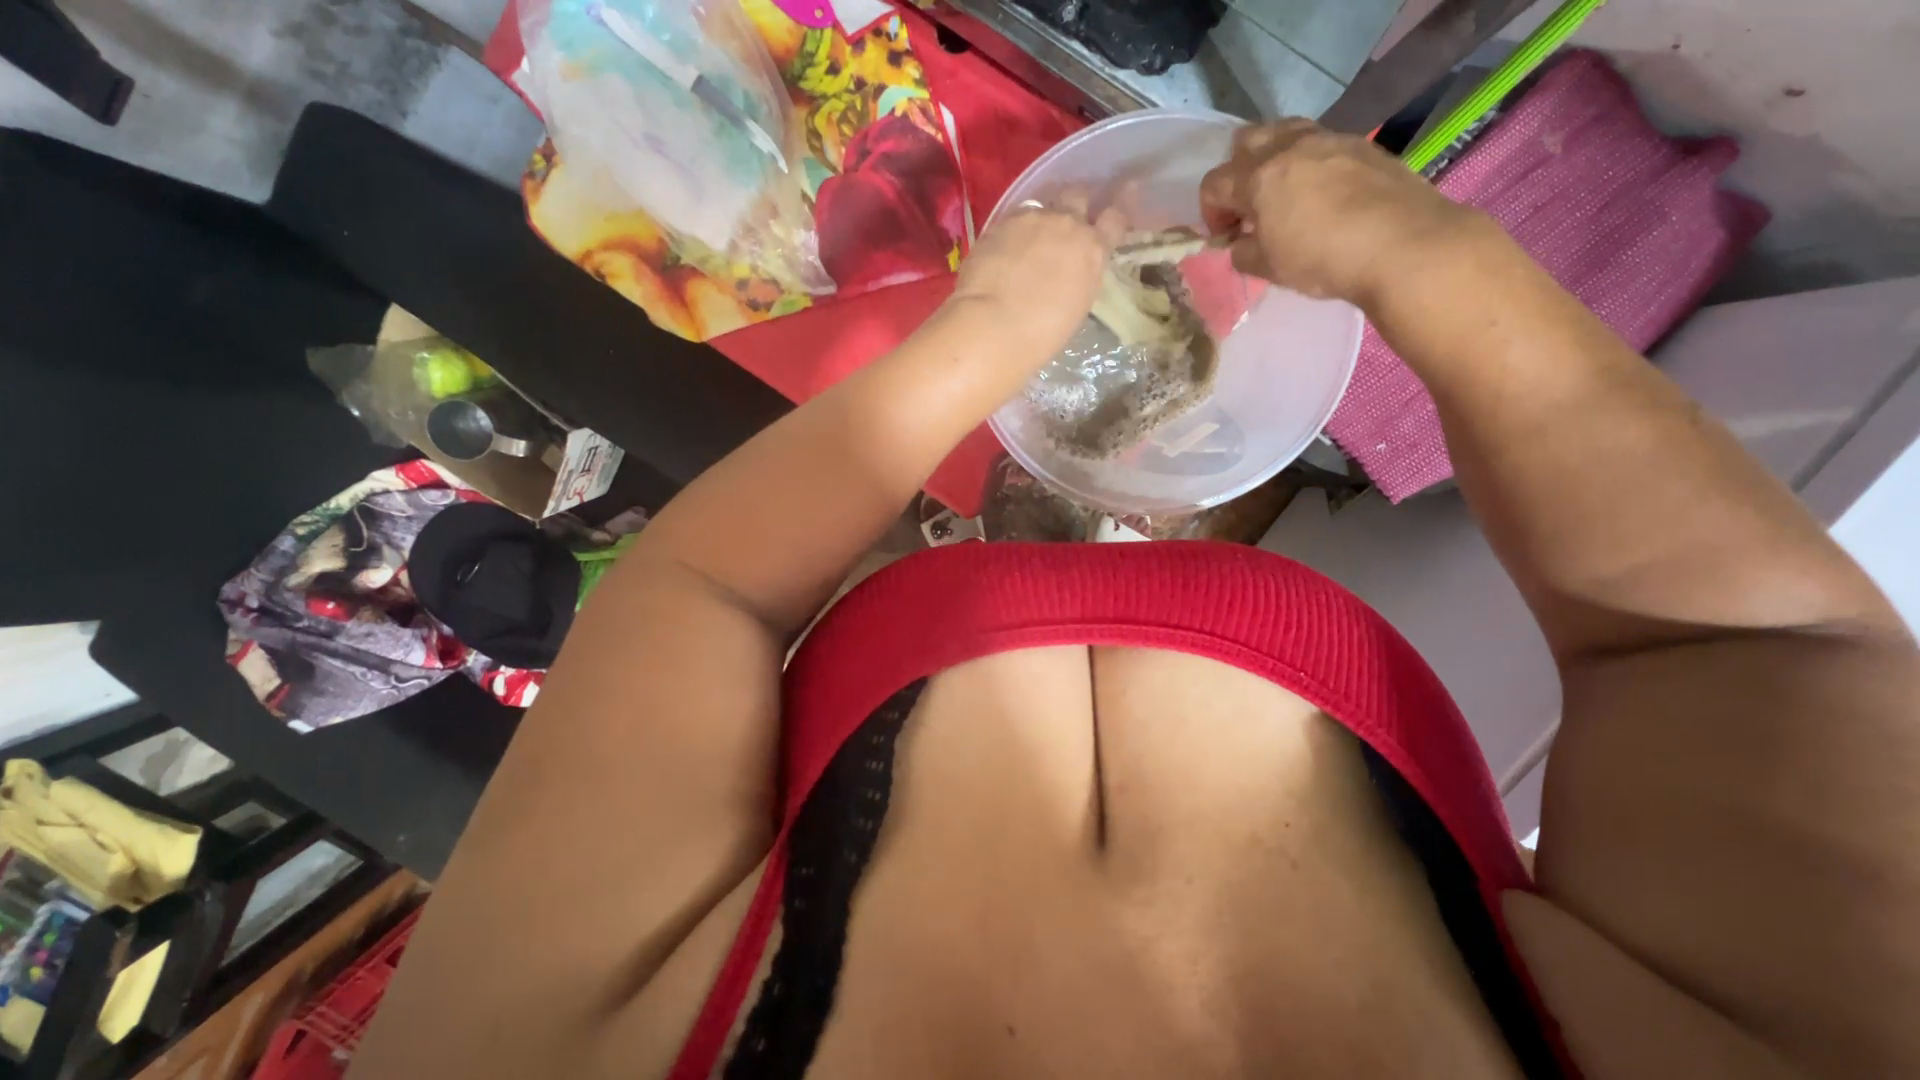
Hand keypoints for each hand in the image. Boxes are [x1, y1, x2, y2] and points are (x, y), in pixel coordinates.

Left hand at [947, 195, 1121, 359]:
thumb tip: (1070, 269)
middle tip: (1061, 228)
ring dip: (1039, 220)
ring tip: (1028, 242)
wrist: (994, 324)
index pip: (1115, 219)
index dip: (1110, 221)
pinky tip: (1004, 250)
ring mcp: (1033, 218)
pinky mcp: (1001, 221)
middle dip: (1072, 207)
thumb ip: (1080, 276)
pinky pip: (1015, 218)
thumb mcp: (1077, 305)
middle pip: (1077, 197)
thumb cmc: (1042, 332)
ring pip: (1042, 206)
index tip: (1103, 227)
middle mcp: (1068, 223)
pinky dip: (1013, 231)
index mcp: (1094, 249)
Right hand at [1200, 119, 1491, 305]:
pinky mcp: (1362, 145)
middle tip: (1251, 205)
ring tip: (1286, 191)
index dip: (1211, 212)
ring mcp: (1328, 140)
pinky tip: (1325, 192)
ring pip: (1286, 131)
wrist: (1403, 245)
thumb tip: (1240, 244)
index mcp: (1258, 178)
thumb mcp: (1271, 269)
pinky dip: (1311, 162)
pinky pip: (1322, 143)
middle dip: (1239, 171)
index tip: (1227, 236)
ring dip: (1275, 157)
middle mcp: (1289, 148)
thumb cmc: (1324, 260)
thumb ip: (1245, 253)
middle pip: (1246, 141)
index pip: (1213, 184)